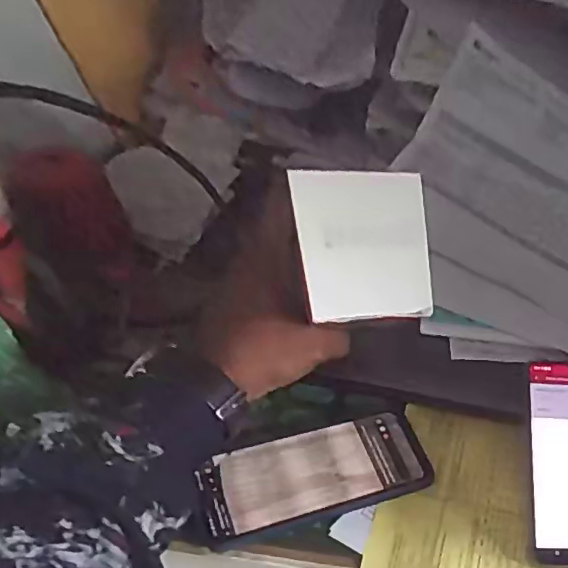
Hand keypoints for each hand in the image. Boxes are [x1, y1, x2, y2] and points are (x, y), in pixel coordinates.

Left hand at [197, 183, 349, 397]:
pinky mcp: (246, 304)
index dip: (301, 191)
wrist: (216, 382)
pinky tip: (318, 293)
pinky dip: (297, 280)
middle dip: (313, 226)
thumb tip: (351, 334)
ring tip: (338, 256)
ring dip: (305, 254)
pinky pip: (277, 280)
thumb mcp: (309, 346)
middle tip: (345, 224)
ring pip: (281, 256)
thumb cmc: (259, 352)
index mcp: (264, 259)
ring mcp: (246, 283)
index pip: (280, 208)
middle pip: (284, 230)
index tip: (328, 186)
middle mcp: (252, 262)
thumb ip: (337, 336)